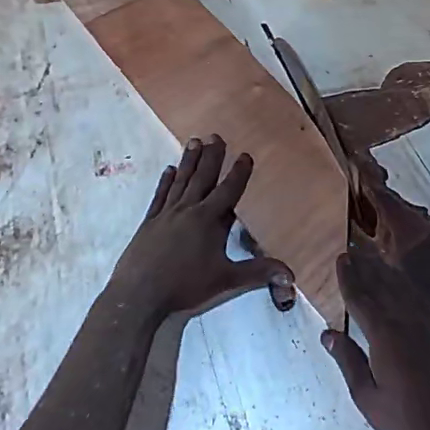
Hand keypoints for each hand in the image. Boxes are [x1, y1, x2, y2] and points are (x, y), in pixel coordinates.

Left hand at [106, 135, 294, 319]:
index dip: (238, 173)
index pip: (228, 191)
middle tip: (215, 135)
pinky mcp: (149, 222)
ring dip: (189, 161)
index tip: (245, 155)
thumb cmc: (185, 286)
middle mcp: (187, 210)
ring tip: (194, 141)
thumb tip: (290, 275)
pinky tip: (169, 170)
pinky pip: (160, 196)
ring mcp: (166, 214)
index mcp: (208, 220)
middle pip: (202, 178)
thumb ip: (258, 273)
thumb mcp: (226, 280)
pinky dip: (166, 182)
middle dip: (212, 157)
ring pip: (181, 181)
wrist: (139, 293)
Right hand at [321, 242, 429, 429]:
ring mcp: (426, 326)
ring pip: (402, 289)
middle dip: (366, 267)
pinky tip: (399, 283)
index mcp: (385, 337)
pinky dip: (404, 285)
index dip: (350, 279)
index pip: (362, 300)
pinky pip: (417, 299)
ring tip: (372, 256)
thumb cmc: (406, 420)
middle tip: (352, 250)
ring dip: (385, 271)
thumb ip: (348, 361)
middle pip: (382, 287)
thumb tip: (329, 334)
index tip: (341, 260)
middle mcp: (406, 324)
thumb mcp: (367, 397)